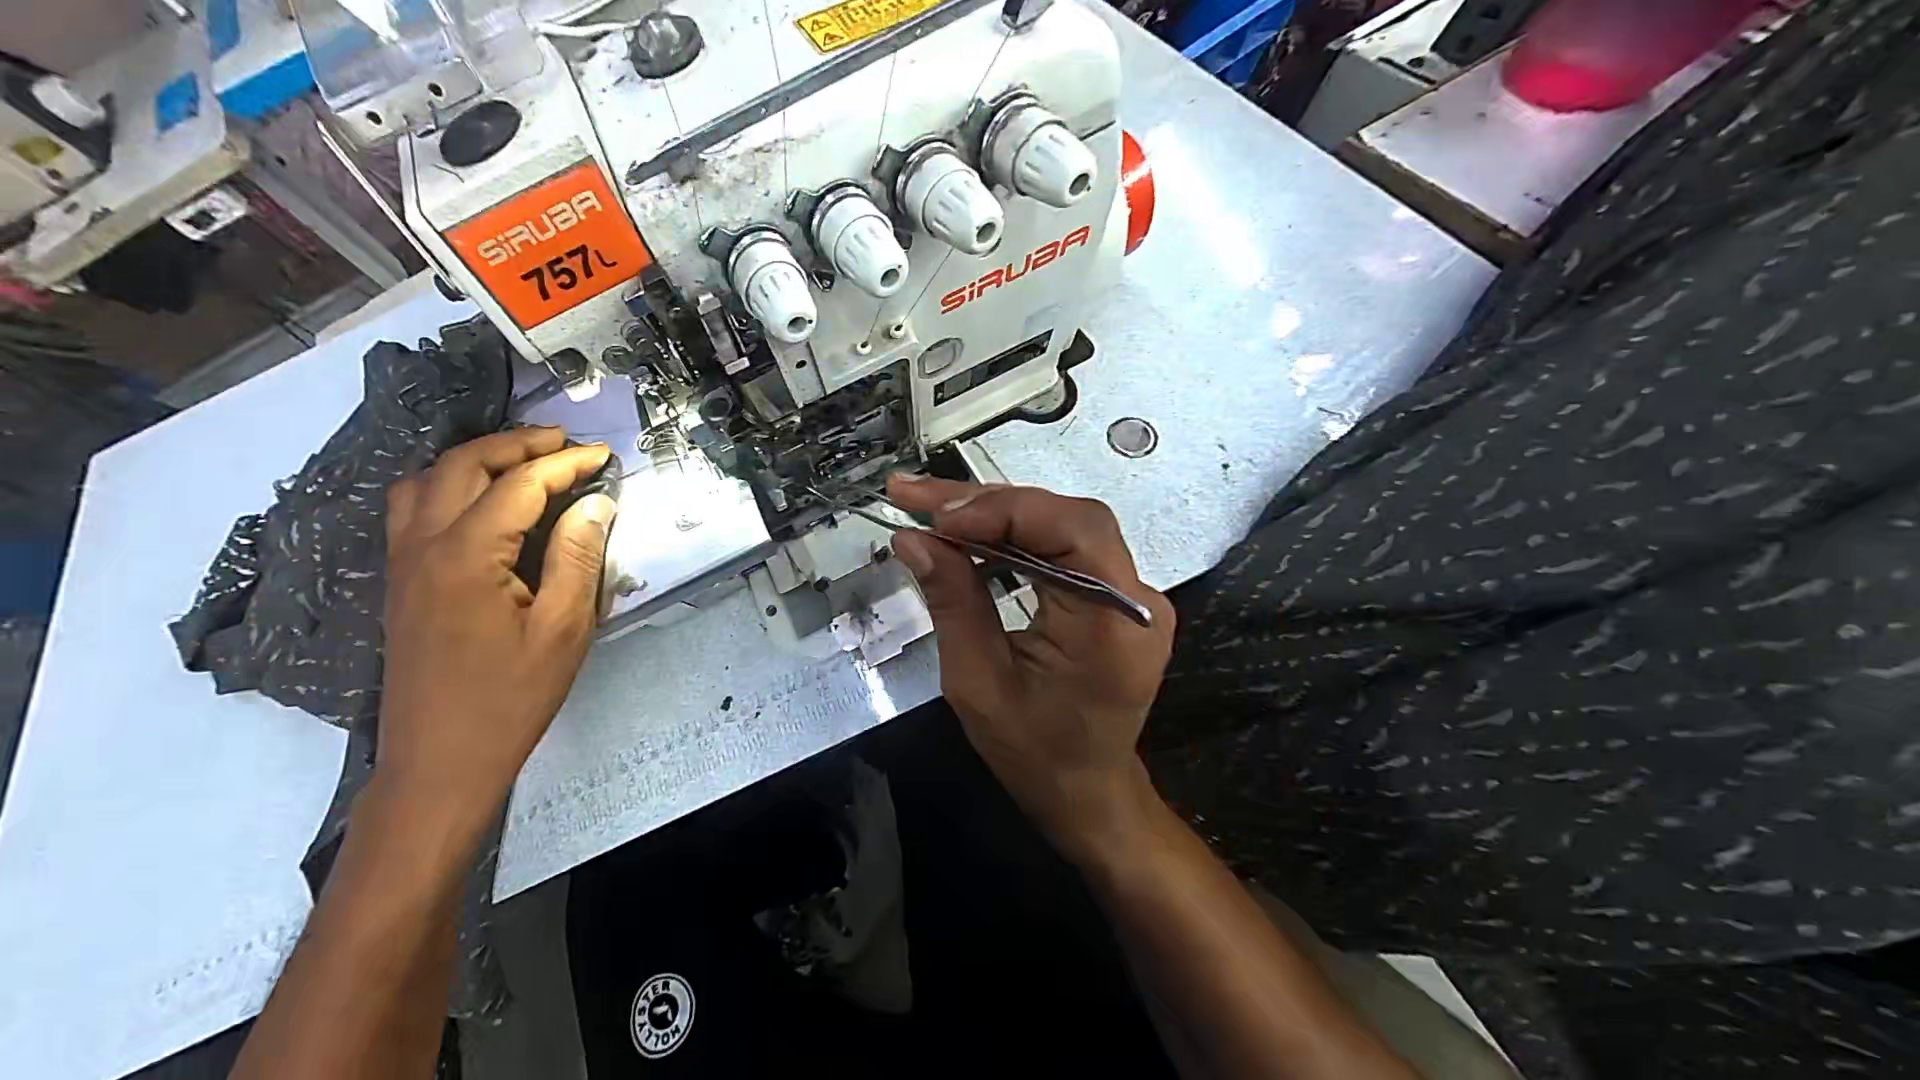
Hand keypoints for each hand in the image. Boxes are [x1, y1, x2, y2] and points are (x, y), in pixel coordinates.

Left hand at [376, 427, 616, 834]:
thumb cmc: (511, 697)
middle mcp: (423, 545)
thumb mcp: (564, 628)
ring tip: (522, 462)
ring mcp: (402, 562)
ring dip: (475, 459)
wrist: (440, 759)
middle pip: (462, 466)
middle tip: (564, 444)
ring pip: (426, 481)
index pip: (519, 485)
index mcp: (466, 554)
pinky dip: (447, 485)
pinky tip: (479, 501)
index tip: (602, 455)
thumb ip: (576, 556)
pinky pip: (412, 509)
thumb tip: (594, 504)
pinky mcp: (399, 582)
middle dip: (516, 445)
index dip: (565, 463)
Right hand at [886, 475, 1174, 860]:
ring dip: (997, 514)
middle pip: (1067, 518)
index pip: (1071, 530)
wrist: (1086, 789)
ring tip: (933, 513)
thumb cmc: (1033, 752)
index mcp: (1113, 626)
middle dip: (988, 503)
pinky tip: (973, 536)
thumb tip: (914, 538)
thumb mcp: (978, 682)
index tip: (932, 513)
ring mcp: (1135, 595)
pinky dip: (1017, 536)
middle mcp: (1138, 600)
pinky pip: (1067, 548)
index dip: (1000, 509)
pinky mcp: (1119, 596)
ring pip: (1065, 525)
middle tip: (916, 498)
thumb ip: (953, 601)